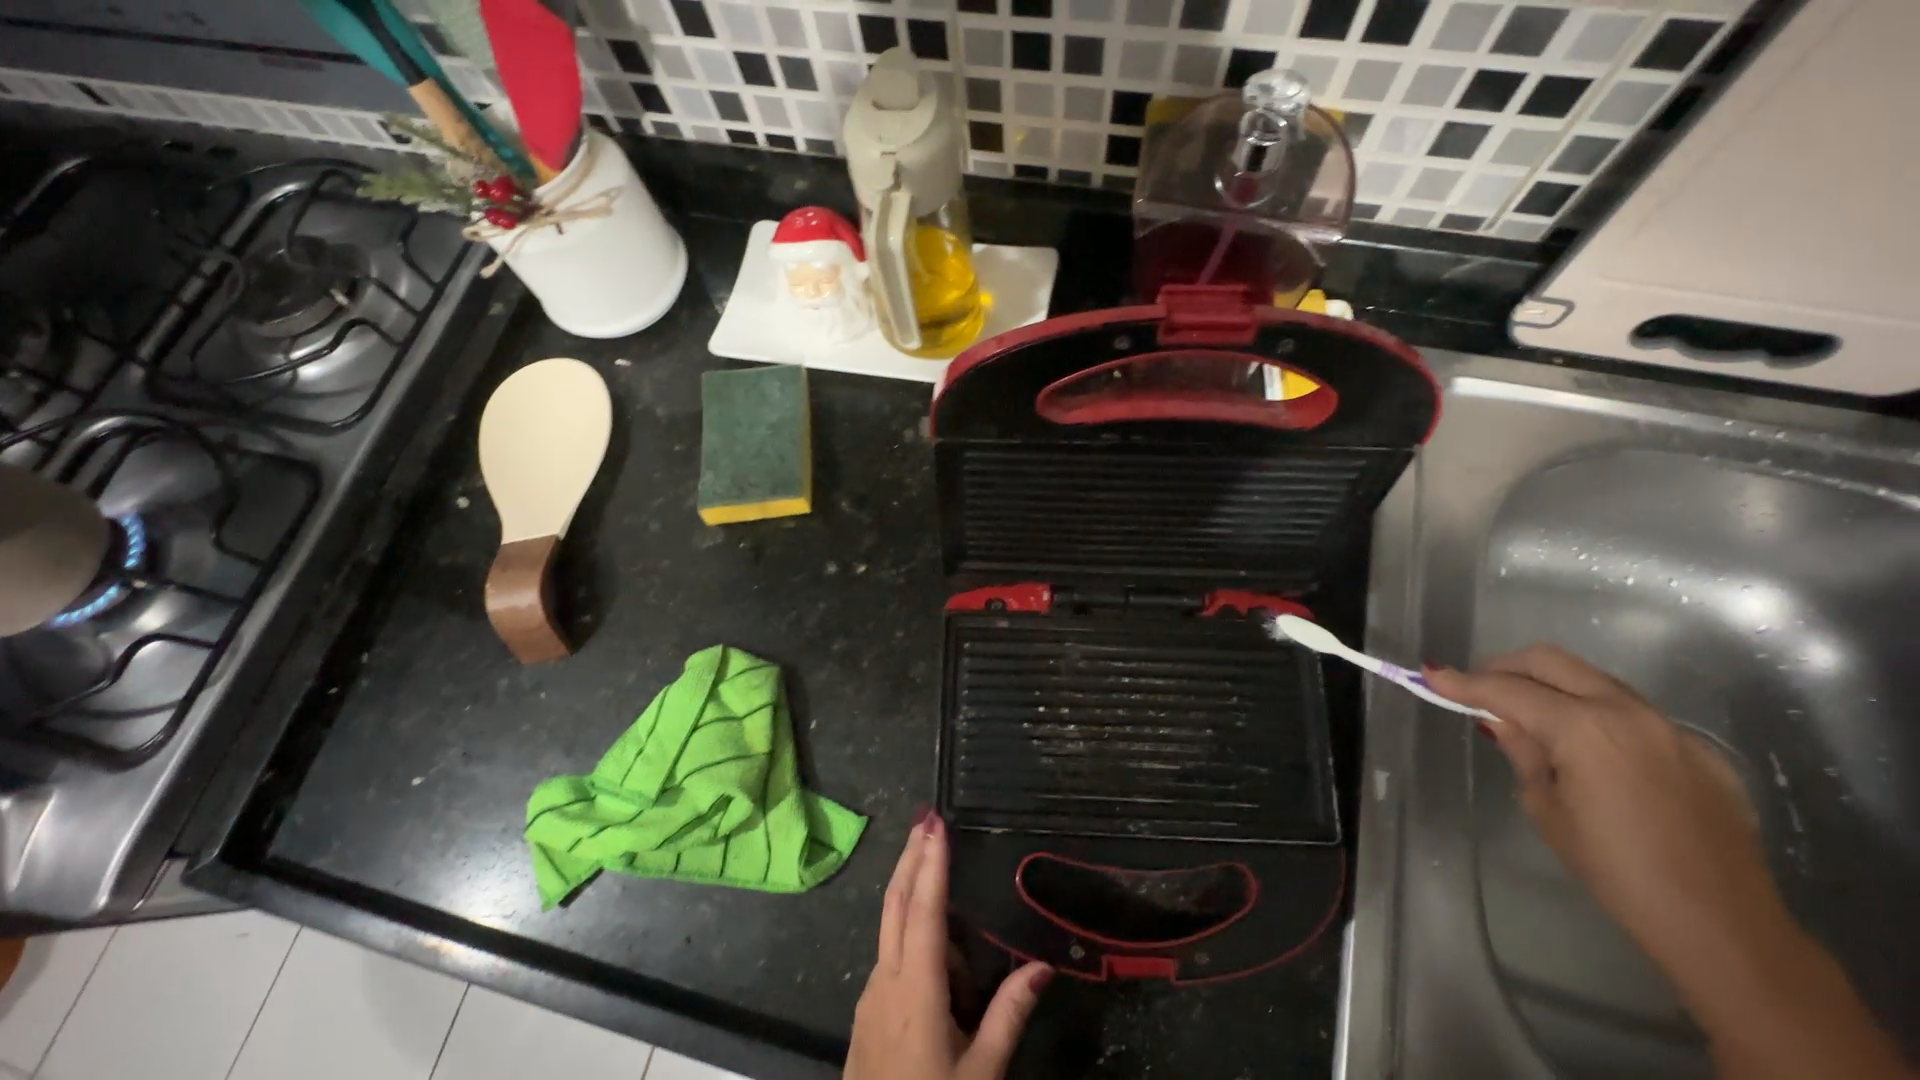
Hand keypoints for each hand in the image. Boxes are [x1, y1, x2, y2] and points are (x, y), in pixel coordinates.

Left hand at [845, 811, 1052, 1079]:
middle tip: (927, 820)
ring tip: (958, 907)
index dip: (931, 864)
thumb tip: (1042, 966)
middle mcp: (885, 980)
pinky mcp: (868, 1014)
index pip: (923, 911)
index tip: (935, 825)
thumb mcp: (982, 1070)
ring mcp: (871, 996)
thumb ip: (1009, 1014)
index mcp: (915, 989)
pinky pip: (893, 960)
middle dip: (911, 859)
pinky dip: (914, 940)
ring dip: (916, 901)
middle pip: (895, 905)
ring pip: (892, 931)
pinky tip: (944, 963)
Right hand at [1426, 646, 1783, 969]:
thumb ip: (1525, 754)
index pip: (1509, 691)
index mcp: (1585, 728)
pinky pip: (1632, 715)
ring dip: (1552, 687)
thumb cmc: (1616, 871)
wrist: (1721, 922)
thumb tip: (1504, 722)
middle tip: (1476, 689)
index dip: (1464, 682)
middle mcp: (1628, 711)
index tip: (1431, 675)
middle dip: (1506, 668)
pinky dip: (1594, 716)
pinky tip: (1588, 756)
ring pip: (1594, 681)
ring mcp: (1669, 726)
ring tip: (1526, 717)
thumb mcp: (1548, 811)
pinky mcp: (1697, 750)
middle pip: (1552, 663)